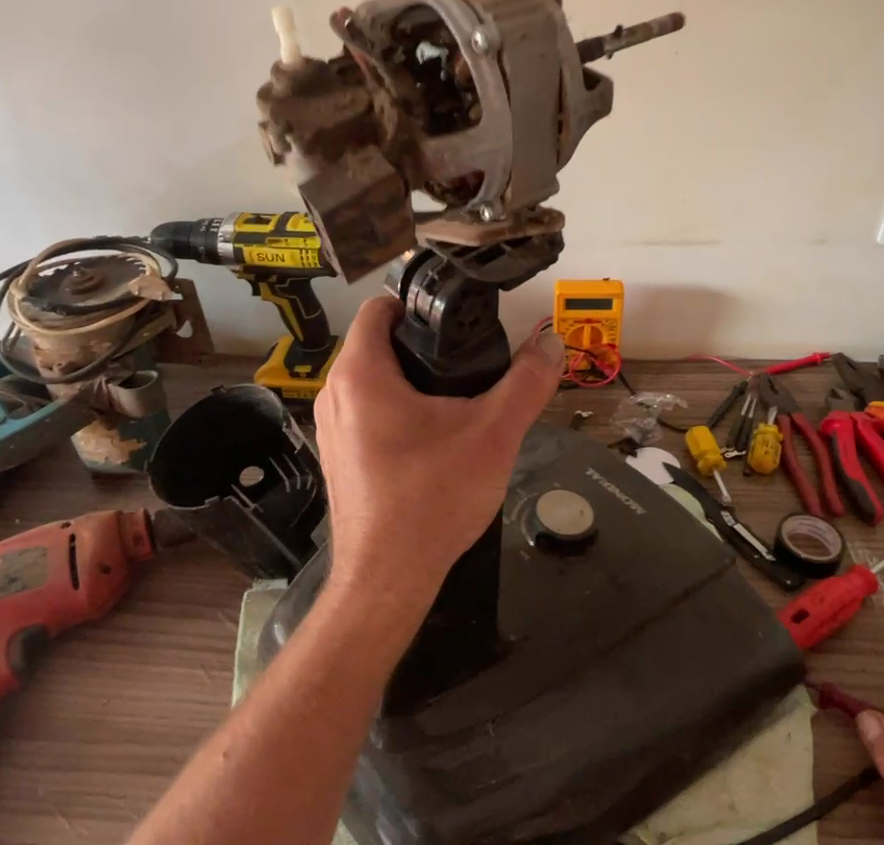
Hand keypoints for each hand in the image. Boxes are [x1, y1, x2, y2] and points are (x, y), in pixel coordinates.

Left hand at [313, 296, 563, 600]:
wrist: (387, 578)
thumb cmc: (431, 500)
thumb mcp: (492, 435)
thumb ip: (525, 383)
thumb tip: (552, 342)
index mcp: (360, 374)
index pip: (379, 307)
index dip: (418, 303)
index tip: (456, 320)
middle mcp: (334, 394)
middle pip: (377, 343)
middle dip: (422, 346)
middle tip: (470, 361)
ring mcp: (330, 428)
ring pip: (373, 382)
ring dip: (411, 382)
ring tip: (459, 399)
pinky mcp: (338, 457)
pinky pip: (367, 415)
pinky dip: (397, 413)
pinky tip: (434, 438)